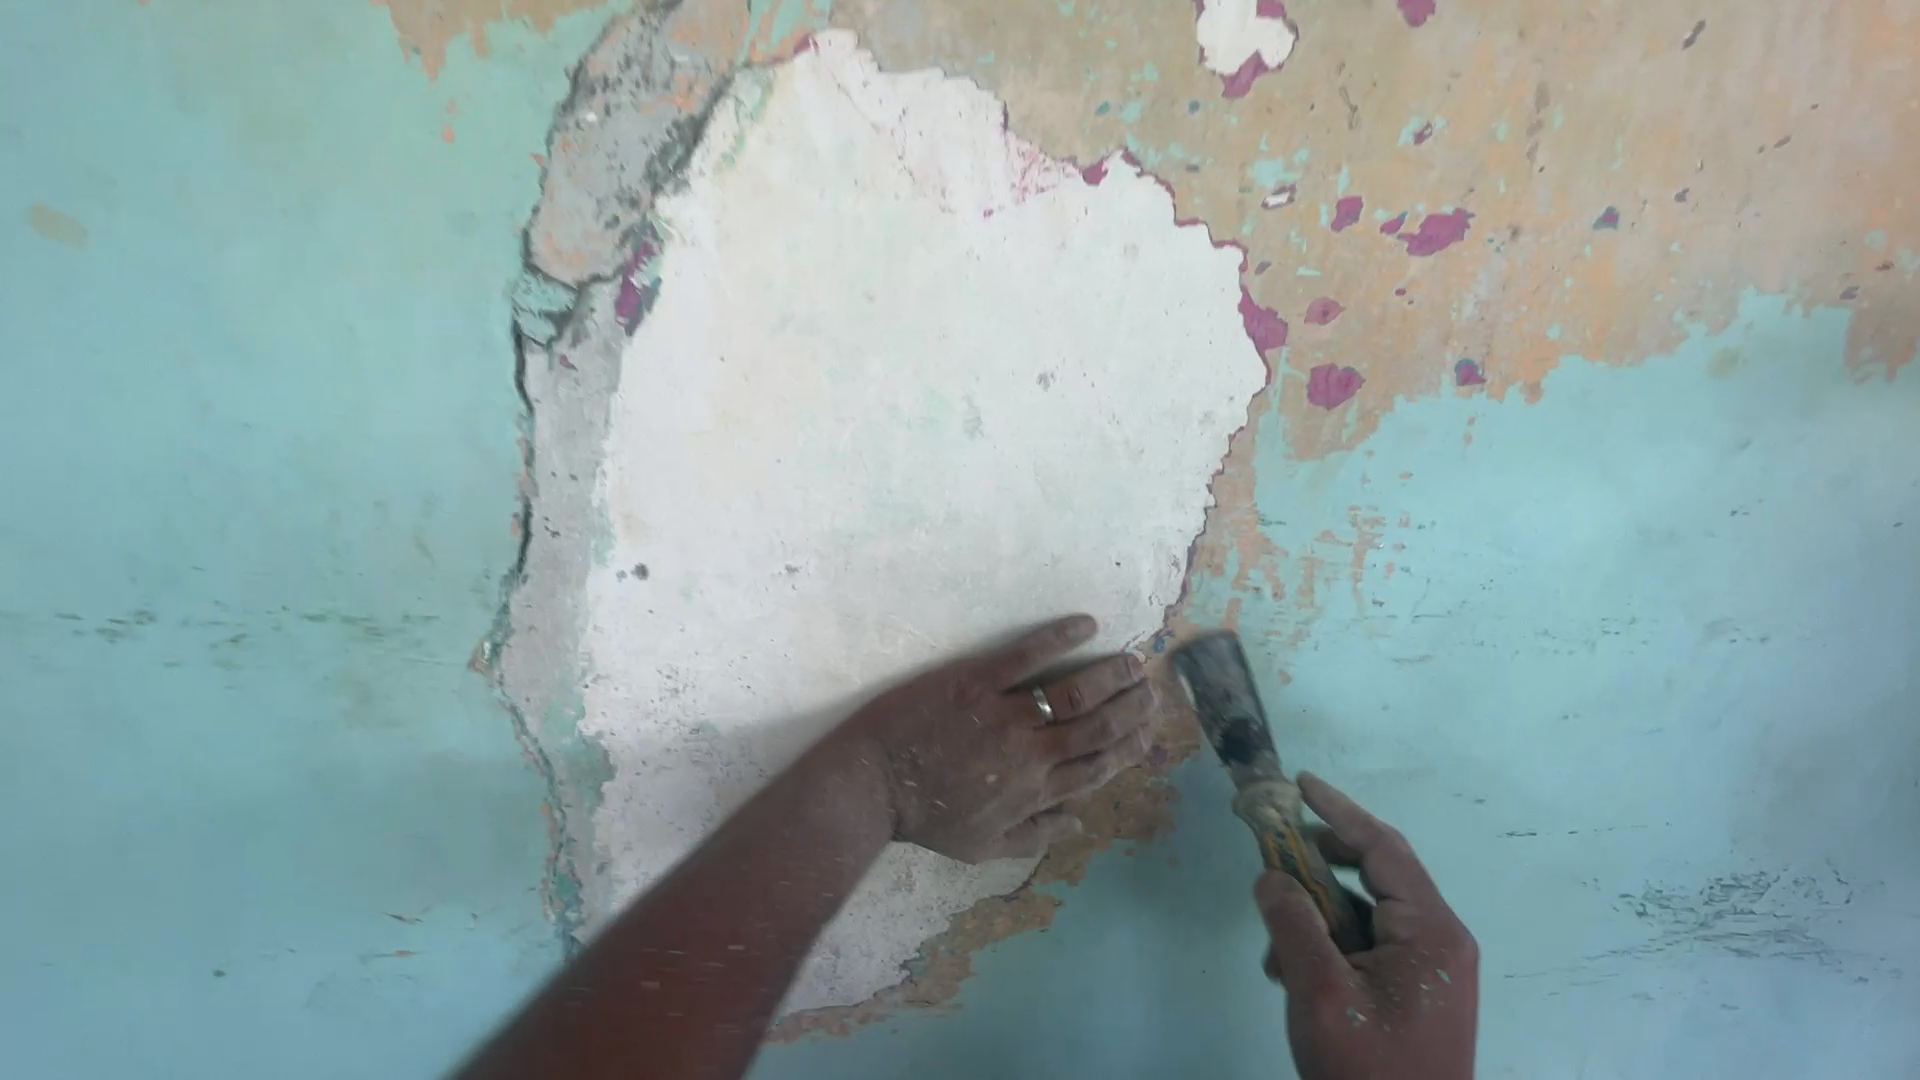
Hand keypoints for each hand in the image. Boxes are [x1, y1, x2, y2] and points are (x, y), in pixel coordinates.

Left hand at [839, 615, 1156, 863]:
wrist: (871, 786)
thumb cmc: (924, 817)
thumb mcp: (981, 847)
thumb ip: (1034, 837)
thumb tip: (1081, 823)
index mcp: (1034, 793)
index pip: (1098, 768)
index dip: (1130, 748)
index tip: (1150, 732)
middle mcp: (1032, 754)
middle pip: (1098, 727)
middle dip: (1132, 708)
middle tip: (1153, 688)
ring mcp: (1005, 715)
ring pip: (1075, 693)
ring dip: (1112, 676)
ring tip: (1134, 660)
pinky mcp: (976, 682)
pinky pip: (1026, 656)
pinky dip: (1060, 638)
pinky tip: (1087, 624)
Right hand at [1255, 773, 1477, 1079]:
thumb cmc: (1369, 1071)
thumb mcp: (1322, 992)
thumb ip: (1292, 921)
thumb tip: (1271, 875)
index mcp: (1430, 932)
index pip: (1382, 847)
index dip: (1338, 810)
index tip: (1299, 783)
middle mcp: (1436, 940)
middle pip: (1374, 870)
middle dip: (1318, 858)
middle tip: (1275, 850)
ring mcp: (1425, 966)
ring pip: (1361, 906)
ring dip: (1314, 909)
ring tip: (1276, 941)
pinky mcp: (1410, 988)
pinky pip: (1362, 939)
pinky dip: (1325, 938)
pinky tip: (1292, 970)